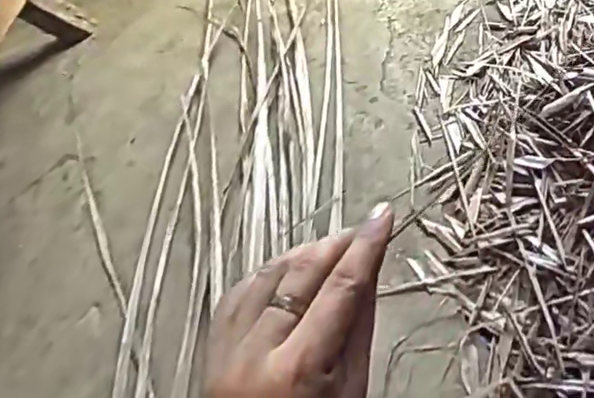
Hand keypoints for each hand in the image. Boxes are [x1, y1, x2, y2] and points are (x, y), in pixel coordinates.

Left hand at [204, 203, 393, 397]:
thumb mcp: (350, 388)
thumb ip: (359, 322)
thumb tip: (372, 263)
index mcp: (296, 371)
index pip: (341, 285)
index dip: (367, 244)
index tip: (385, 214)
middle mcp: (253, 356)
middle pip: (302, 272)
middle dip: (337, 243)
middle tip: (363, 231)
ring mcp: (223, 355)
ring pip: (268, 274)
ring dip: (305, 253)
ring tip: (331, 250)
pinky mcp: (208, 354)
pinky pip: (239, 293)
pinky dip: (269, 273)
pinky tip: (290, 270)